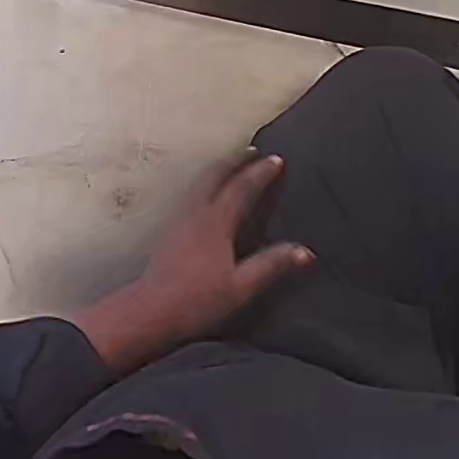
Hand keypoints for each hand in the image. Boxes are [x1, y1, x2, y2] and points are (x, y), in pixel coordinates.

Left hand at [71, 153, 313, 374]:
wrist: (153, 307)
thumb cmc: (199, 299)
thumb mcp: (241, 286)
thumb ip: (271, 265)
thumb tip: (305, 250)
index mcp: (215, 222)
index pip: (241, 188)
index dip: (260, 172)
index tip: (277, 159)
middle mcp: (195, 212)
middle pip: (215, 176)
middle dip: (235, 160)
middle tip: (252, 150)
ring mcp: (179, 217)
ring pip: (201, 182)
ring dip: (219, 169)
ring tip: (232, 163)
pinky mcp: (171, 227)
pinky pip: (192, 193)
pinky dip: (206, 182)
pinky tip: (209, 192)